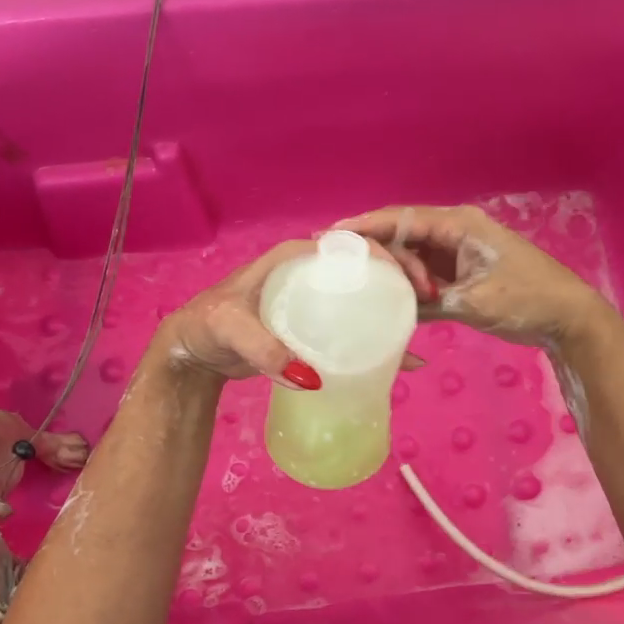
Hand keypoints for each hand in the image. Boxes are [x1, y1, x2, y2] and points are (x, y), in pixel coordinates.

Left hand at [156, 240, 424, 387]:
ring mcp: (313, 300)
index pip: (347, 245)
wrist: (194, 354)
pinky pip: (352, 325)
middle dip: (401, 275)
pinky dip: (377, 339)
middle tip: (428, 298)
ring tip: (422, 324)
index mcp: (293, 258)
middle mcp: (308, 273)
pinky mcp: (314, 327)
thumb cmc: (208, 327)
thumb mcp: (231, 330)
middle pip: (365, 266)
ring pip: (363, 294)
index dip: (383, 253)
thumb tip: (313, 378)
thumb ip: (265, 350)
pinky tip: (402, 359)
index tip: (409, 277)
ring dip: (394, 304)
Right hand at [334, 205, 605, 346]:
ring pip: (411, 257)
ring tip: (356, 286)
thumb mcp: (474, 301)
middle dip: (372, 251)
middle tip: (340, 269)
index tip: (330, 236)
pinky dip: (407, 287)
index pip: (401, 219)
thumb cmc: (526, 299)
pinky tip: (385, 300)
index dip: (364, 226)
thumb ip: (428, 302)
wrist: (567, 318)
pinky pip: (424, 276)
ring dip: (391, 273)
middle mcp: (454, 233)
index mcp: (458, 226)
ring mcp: (458, 254)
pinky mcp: (462, 275)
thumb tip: (389, 308)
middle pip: (402, 235)